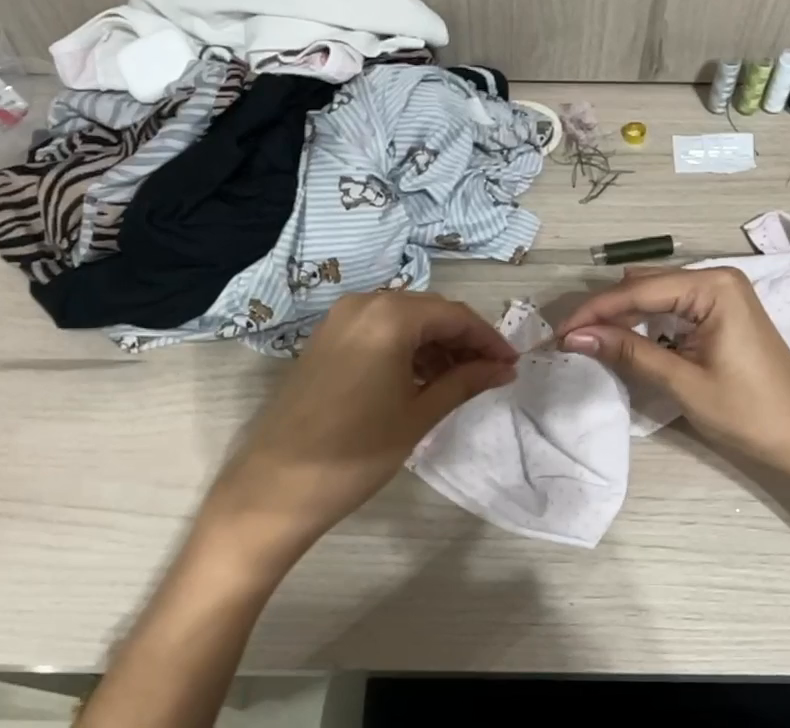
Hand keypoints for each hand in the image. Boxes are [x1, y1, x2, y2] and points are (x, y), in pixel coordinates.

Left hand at [192, 292, 517, 576]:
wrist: (277, 485)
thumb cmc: (357, 450)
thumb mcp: (419, 415)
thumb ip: (465, 382)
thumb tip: (503, 369)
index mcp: (390, 315)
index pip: (455, 315)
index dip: (488, 339)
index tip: (511, 365)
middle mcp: (364, 304)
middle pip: (429, 312)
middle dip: (462, 340)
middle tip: (489, 374)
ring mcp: (339, 320)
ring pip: (403, 321)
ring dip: (434, 345)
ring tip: (458, 382)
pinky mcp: (325, 340)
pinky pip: (378, 331)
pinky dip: (405, 349)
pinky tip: (420, 380)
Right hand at [556, 266, 789, 468]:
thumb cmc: (749, 413)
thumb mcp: (682, 382)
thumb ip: (629, 352)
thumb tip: (575, 336)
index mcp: (713, 287)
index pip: (638, 291)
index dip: (594, 311)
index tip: (558, 333)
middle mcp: (717, 278)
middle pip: (644, 286)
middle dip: (605, 311)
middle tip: (568, 339)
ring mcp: (721, 294)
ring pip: (655, 295)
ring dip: (622, 317)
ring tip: (587, 340)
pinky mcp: (721, 312)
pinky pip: (672, 308)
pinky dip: (645, 323)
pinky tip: (623, 340)